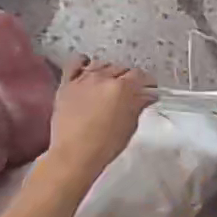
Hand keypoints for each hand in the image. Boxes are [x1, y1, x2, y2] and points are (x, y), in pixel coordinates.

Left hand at [43, 57, 154, 180]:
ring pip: (101, 64)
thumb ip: (139, 105)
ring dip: (109, 71)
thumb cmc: (106, 144)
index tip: (149, 89)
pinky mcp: (66, 84)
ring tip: (110, 83)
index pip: (140, 75)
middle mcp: (102, 78)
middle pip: (121, 68)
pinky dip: (84, 63)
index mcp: (122, 88)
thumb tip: (147, 95)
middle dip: (129, 77)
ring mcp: (83, 79)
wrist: (75, 153)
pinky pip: (75, 63)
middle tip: (131, 90)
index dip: (147, 82)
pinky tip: (88, 71)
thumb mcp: (130, 125)